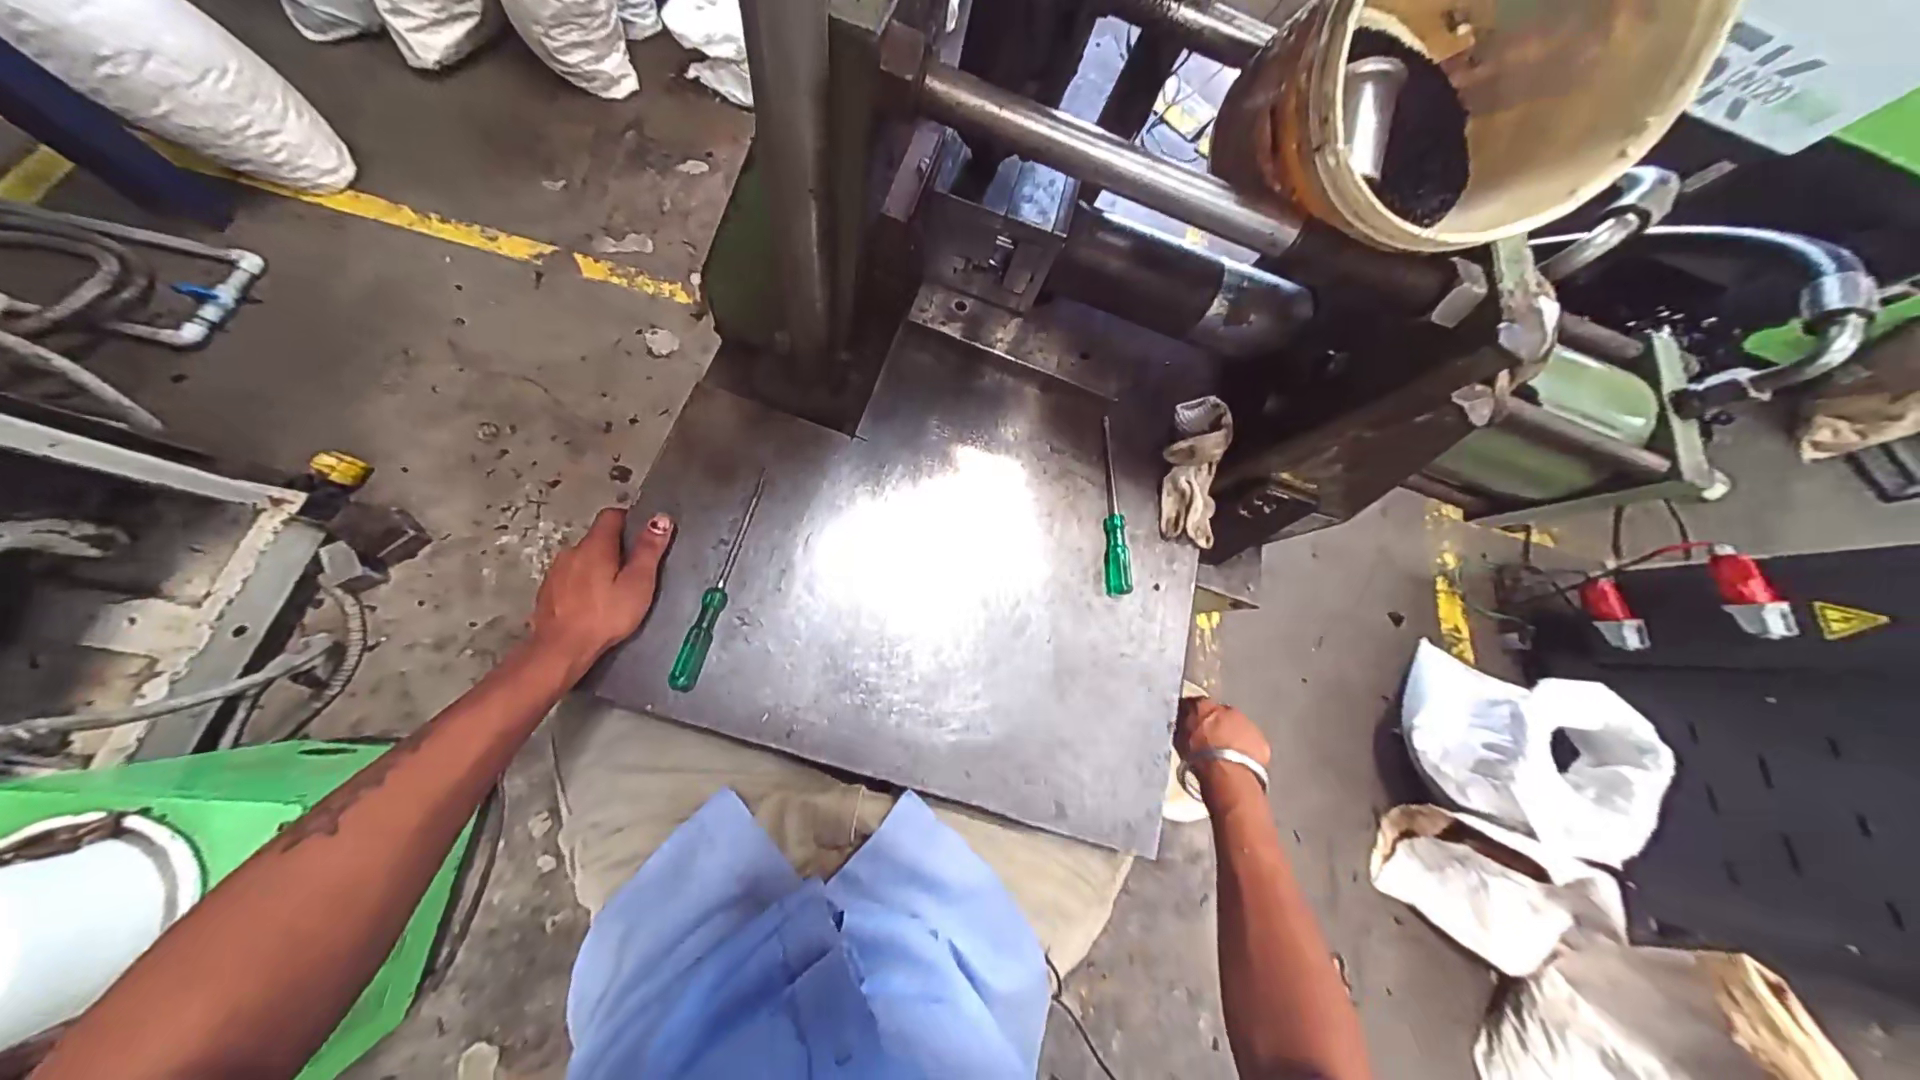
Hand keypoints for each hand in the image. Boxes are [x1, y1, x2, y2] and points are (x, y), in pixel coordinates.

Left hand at [529, 507, 674, 668]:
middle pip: (598, 537)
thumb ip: (649, 550)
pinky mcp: (548, 590)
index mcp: (595, 545)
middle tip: (636, 570)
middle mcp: (572, 551)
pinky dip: (585, 582)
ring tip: (616, 589)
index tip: (645, 537)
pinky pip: (572, 576)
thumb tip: (661, 519)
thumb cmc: (606, 615)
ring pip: (584, 558)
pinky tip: (595, 602)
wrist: (561, 649)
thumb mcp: (638, 583)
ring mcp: (556, 571)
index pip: (612, 515)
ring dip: (600, 565)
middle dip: (617, 547)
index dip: (630, 520)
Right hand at [1176, 697, 1270, 767]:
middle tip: (1212, 739)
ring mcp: (1249, 725)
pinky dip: (1248, 749)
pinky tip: (1241, 761)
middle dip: (1219, 723)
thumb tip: (1184, 720)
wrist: (1228, 773)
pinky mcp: (1262, 742)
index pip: (1197, 703)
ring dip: (1234, 735)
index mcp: (1205, 706)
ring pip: (1240, 727)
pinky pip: (1253, 743)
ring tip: (1228, 753)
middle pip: (1223, 713)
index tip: (1194, 724)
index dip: (1197, 714)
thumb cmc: (1198, 756)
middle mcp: (1228, 709)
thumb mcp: (1180, 739)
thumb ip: (1184, 725)